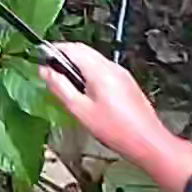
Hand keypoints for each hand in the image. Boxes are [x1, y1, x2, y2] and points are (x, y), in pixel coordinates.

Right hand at [39, 42, 191, 191]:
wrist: (149, 143)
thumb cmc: (115, 129)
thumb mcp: (79, 110)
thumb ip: (60, 86)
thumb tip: (44, 70)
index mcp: (99, 71)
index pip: (72, 48)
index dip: (54, 50)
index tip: (41, 58)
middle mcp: (112, 67)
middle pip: (83, 50)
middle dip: (64, 56)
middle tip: (50, 71)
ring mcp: (121, 74)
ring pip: (93, 58)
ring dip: (76, 64)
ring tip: (65, 83)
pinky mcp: (126, 82)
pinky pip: (102, 68)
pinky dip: (88, 71)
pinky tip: (84, 91)